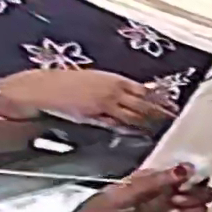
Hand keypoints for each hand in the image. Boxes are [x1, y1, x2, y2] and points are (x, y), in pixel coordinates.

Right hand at [0, 69, 176, 130]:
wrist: (38, 87)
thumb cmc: (68, 83)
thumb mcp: (98, 79)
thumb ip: (122, 87)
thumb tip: (147, 90)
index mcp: (116, 80)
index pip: (147, 91)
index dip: (161, 100)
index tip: (173, 106)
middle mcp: (114, 91)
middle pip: (146, 104)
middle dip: (161, 113)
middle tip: (174, 120)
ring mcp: (105, 104)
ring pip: (135, 115)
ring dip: (150, 123)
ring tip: (161, 128)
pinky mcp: (95, 116)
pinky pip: (118, 124)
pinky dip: (131, 128)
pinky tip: (140, 132)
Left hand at [46, 165, 211, 211]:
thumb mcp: (121, 195)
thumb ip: (154, 182)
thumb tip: (188, 168)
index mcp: (148, 181)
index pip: (177, 171)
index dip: (187, 171)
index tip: (190, 176)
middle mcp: (164, 194)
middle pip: (194, 184)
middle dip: (196, 187)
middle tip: (183, 194)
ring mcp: (172, 210)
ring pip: (199, 199)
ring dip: (196, 200)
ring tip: (180, 205)